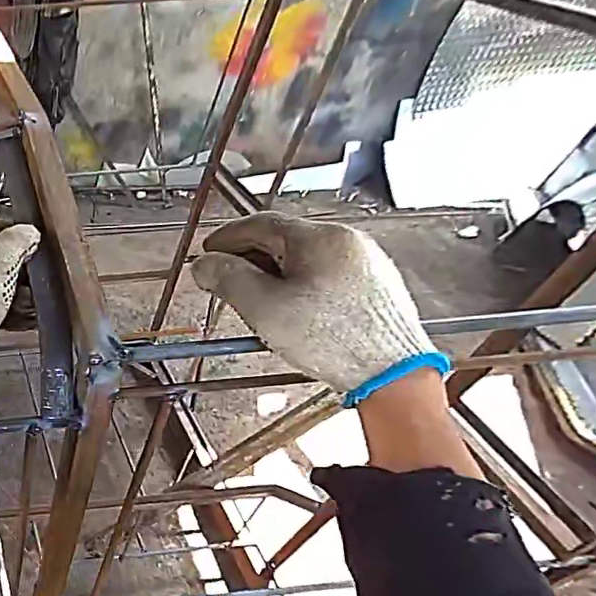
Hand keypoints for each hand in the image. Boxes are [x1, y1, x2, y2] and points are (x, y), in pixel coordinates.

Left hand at [0, 217, 41, 346]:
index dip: (13, 233)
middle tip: (32, 272)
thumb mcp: (2, 255)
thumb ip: (19, 238)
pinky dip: (11, 311)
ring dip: (17, 291)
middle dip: (17, 267)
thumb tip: (28, 232)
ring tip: (32, 296)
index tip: (30, 241)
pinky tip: (24, 315)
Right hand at [190, 213, 446, 403]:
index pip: (260, 224)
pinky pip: (325, 273)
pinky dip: (298, 282)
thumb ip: (227, 279)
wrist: (391, 372)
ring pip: (304, 257)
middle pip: (283, 239)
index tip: (207, 252)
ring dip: (272, 271)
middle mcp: (346, 240)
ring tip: (254, 298)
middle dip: (248, 256)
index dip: (227, 237)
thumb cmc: (328, 339)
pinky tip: (289, 307)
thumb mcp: (263, 308)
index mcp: (319, 238)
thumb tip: (204, 264)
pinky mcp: (374, 284)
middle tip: (224, 278)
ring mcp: (364, 261)